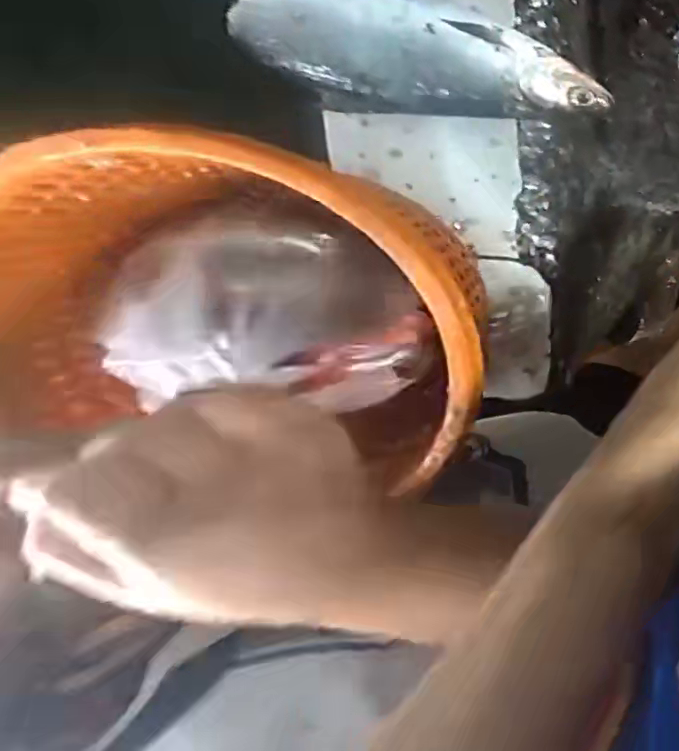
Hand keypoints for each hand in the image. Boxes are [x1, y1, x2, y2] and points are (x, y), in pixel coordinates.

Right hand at [6, 390, 391, 626]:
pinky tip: (225, 428)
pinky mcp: (312, 421)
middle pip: (124, 438)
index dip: (63, 482)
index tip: (80, 489)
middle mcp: (214, 485)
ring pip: (181, 407)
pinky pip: (243, 392)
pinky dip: (222, 402)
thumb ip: (68, 543)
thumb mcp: (136, 587)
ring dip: (171, 422)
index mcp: (159, 539)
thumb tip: (27, 487)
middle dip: (117, 450)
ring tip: (187, 448)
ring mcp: (271, 445)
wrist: (345, 556)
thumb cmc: (236, 581)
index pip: (72, 483)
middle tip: (144, 470)